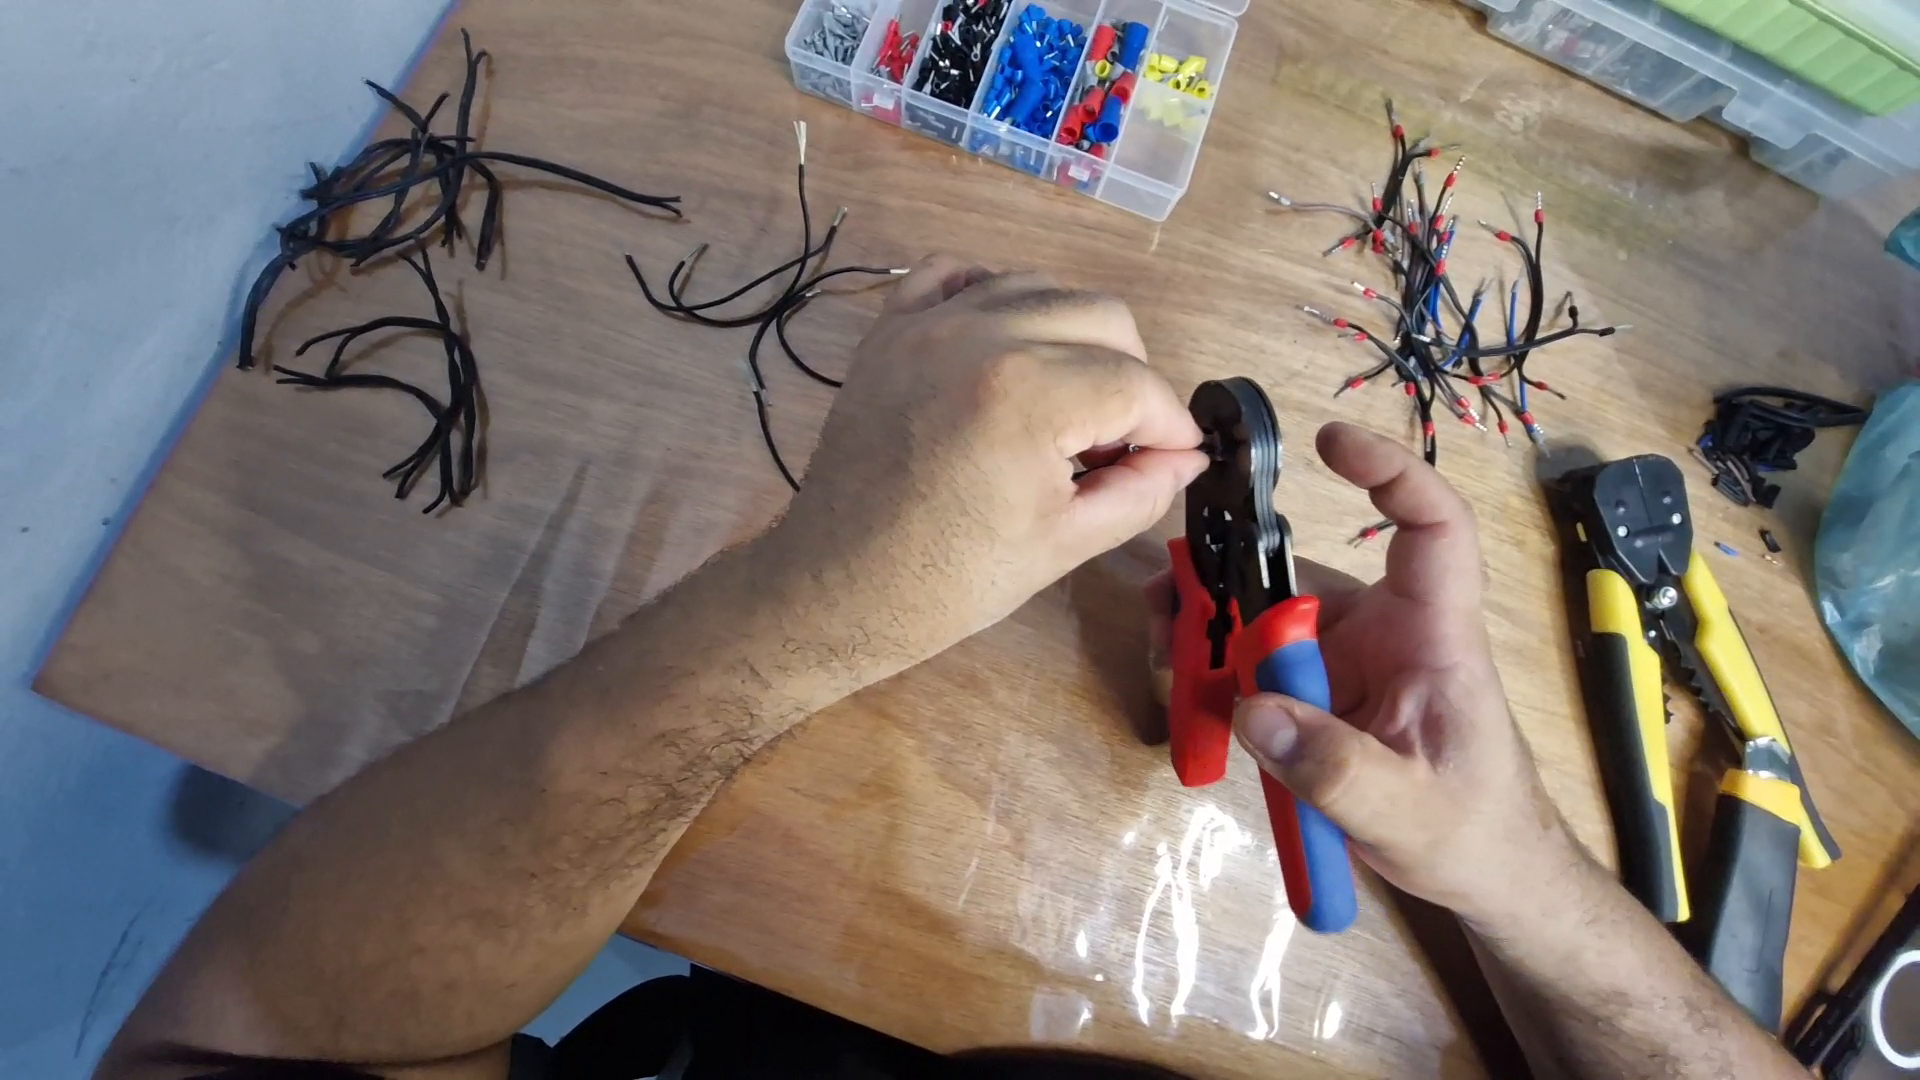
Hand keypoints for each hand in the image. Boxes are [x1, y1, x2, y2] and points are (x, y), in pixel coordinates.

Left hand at [770, 255, 1207, 675]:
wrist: (838, 585)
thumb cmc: (949, 583)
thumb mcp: (1063, 547)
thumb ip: (1141, 492)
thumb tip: (1185, 456)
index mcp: (1028, 396)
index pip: (1136, 384)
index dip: (1169, 425)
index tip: (1174, 455)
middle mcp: (980, 336)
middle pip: (1102, 315)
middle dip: (1133, 375)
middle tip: (1120, 437)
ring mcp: (926, 324)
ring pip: (1039, 285)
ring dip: (1074, 333)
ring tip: (1067, 396)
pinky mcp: (889, 330)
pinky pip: (954, 272)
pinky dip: (994, 293)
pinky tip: (1006, 339)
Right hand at [1155, 423, 1583, 925]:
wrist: (1477, 876)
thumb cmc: (1475, 836)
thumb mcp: (1411, 813)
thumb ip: (1338, 769)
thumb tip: (1252, 709)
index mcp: (1429, 635)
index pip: (1430, 530)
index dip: (1390, 474)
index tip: (1327, 444)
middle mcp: (1377, 631)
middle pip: (1294, 578)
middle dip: (1223, 578)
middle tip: (1163, 603)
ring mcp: (1335, 663)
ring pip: (1259, 620)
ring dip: (1204, 628)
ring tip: (1164, 653)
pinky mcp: (1307, 694)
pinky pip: (1249, 666)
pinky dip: (1210, 671)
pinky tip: (1183, 691)